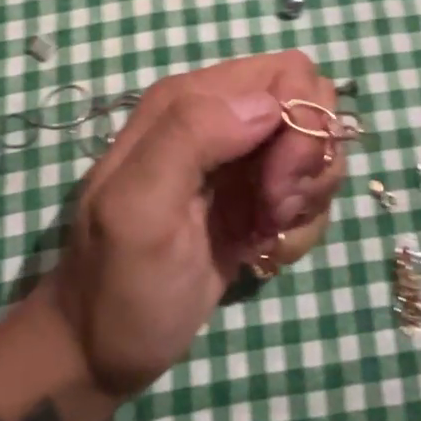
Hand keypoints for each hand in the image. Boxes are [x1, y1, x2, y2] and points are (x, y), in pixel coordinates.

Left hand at [41, 51, 345, 396]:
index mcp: (187, 102)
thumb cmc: (119, 281)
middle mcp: (219, 117)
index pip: (286, 73)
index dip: (299, 124)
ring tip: (265, 231)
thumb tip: (266, 105)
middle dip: (308, 160)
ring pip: (316, 148)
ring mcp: (240, 158)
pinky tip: (264, 248)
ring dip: (306, 195)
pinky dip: (300, 223)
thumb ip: (190, 138)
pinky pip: (308, 191)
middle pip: (311, 105)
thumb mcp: (137, 209)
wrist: (104, 347)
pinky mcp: (255, 198)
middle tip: (274, 208)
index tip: (276, 185)